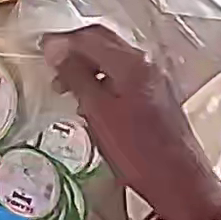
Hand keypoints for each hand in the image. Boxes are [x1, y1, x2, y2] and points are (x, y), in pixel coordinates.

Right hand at [43, 25, 220, 219]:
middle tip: (50, 62)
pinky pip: (123, 71)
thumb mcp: (98, 112)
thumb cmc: (135, 150)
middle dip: (74, 47)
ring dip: (87, 62)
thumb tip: (55, 49)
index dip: (61, 41)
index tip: (40, 48)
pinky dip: (101, 75)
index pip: (89, 37)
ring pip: (113, 56)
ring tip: (64, 83)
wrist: (180, 182)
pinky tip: (89, 95)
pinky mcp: (157, 92)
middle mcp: (145, 61)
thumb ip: (76, 76)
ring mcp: (154, 76)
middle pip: (103, 40)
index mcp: (131, 62)